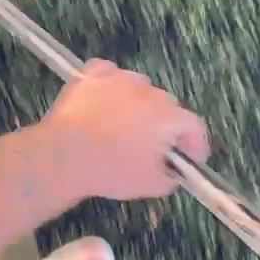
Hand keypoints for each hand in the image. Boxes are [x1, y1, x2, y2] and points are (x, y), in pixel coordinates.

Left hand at [39, 60, 210, 200]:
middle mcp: (146, 90)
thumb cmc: (110, 169)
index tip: (189, 160)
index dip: (196, 145)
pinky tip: (105, 99)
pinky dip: (111, 85)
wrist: (63, 154)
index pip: (194, 126)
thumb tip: (173, 170)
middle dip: (166, 125)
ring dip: (139, 103)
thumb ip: (172, 176)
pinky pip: (109, 73)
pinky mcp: (90, 73)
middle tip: (154, 145)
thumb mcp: (152, 185)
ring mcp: (117, 77)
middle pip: (167, 105)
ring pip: (139, 87)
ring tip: (124, 124)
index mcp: (167, 115)